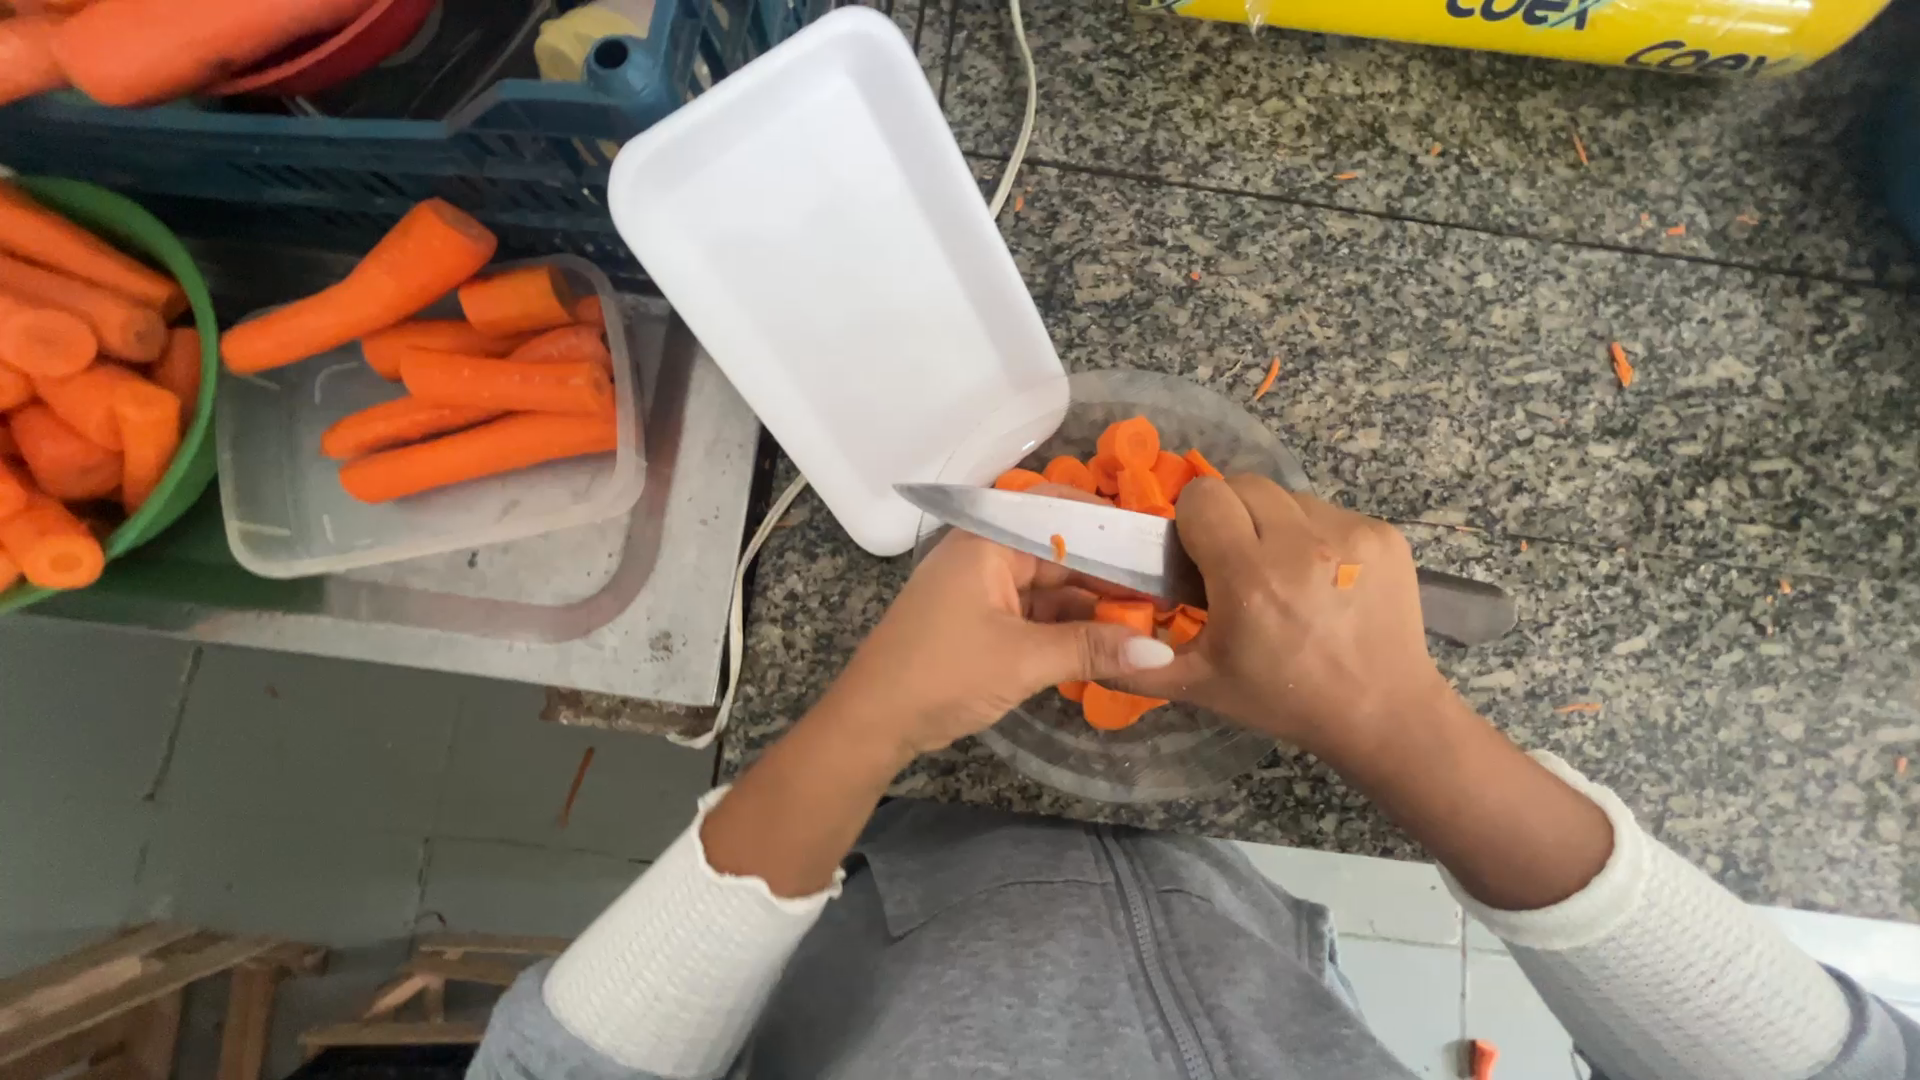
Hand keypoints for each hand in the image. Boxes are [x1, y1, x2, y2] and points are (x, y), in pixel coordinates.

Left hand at [820, 497, 1176, 763]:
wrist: (872, 721)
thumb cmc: (943, 673)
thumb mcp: (1023, 660)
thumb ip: (1092, 648)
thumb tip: (1161, 650)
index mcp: (988, 542)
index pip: (1058, 511)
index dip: (1109, 526)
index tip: (1158, 547)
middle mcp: (986, 554)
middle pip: (1058, 550)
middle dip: (1107, 573)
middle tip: (1165, 594)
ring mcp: (982, 588)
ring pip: (1049, 585)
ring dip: (1091, 604)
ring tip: (1148, 621)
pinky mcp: (981, 620)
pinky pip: (1034, 612)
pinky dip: (1066, 626)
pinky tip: (1106, 642)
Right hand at [1121, 474, 1453, 759]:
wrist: (1382, 711)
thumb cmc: (1281, 697)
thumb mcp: (1196, 687)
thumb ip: (1131, 665)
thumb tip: (1083, 643)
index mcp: (1250, 579)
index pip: (1202, 497)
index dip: (1190, 522)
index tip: (1196, 556)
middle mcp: (1301, 545)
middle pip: (1239, 485)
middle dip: (1226, 515)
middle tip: (1232, 561)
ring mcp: (1350, 533)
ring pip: (1283, 494)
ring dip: (1268, 522)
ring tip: (1277, 570)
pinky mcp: (1384, 533)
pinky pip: (1323, 508)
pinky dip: (1309, 532)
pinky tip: (1317, 575)